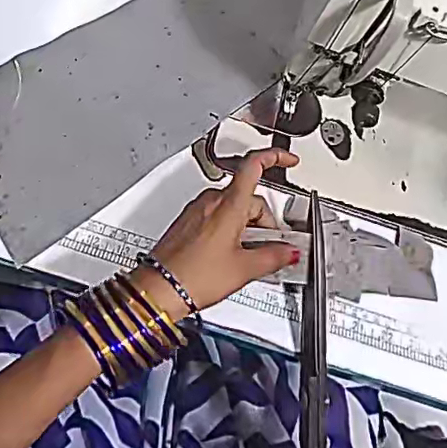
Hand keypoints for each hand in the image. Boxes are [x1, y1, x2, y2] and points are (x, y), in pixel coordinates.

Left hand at [138, 149, 300, 318]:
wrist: (157, 290)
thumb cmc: (192, 277)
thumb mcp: (244, 269)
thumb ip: (274, 256)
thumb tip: (289, 251)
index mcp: (229, 204)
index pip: (255, 164)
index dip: (276, 157)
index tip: (288, 160)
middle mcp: (212, 200)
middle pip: (249, 196)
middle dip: (263, 220)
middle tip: (268, 246)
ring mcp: (198, 209)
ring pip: (233, 207)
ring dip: (245, 226)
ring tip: (245, 256)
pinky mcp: (188, 221)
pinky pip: (216, 215)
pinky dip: (229, 229)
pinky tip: (227, 255)